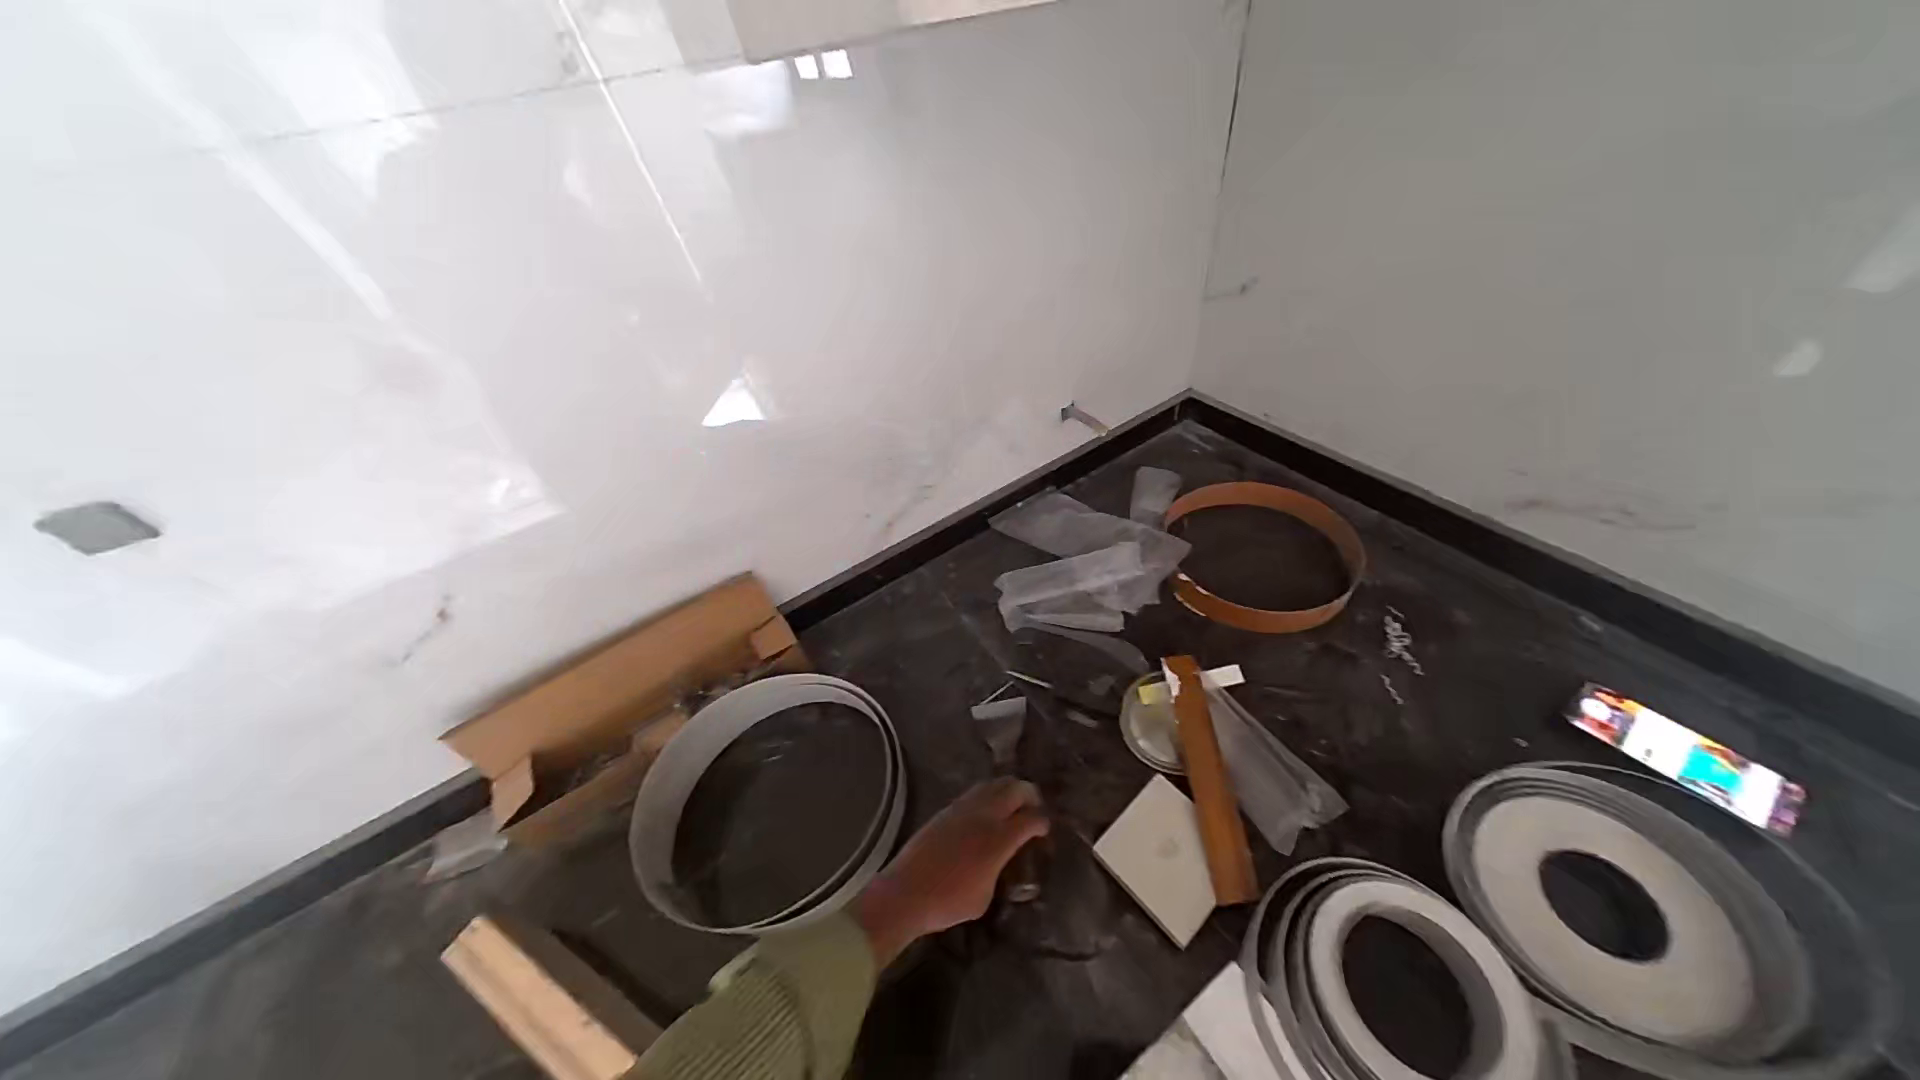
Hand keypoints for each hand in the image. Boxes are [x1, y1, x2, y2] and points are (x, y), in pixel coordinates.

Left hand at [852, 778, 1049, 965]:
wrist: (906, 892)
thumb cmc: (948, 902)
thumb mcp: (985, 896)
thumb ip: (998, 871)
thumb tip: (1000, 862)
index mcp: (998, 838)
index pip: (1031, 818)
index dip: (1044, 821)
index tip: (1046, 829)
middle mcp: (983, 815)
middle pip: (1015, 788)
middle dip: (1030, 795)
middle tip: (1035, 808)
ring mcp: (963, 808)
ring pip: (993, 784)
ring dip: (1008, 790)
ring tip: (1013, 805)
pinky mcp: (946, 809)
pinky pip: (975, 792)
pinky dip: (988, 795)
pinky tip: (987, 810)